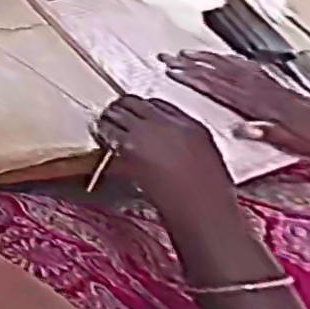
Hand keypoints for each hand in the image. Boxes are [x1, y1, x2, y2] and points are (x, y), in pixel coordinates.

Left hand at [94, 95, 237, 216]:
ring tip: (106, 124)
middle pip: (132, 102)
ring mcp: (146, 133)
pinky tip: (103, 138)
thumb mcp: (203, 153)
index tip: (135, 114)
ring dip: (108, 117)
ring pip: (115, 112)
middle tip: (113, 115)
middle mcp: (168, 124)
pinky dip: (102, 131)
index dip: (142, 108)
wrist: (200, 206)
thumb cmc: (207, 188)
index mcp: (191, 126)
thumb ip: (180, 136)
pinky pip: (106, 129)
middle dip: (120, 107)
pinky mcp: (127, 144)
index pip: (157, 103)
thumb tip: (156, 131)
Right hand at [165, 50, 309, 178]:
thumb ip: (265, 133)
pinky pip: (255, 70)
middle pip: (223, 73)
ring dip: (210, 59)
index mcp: (263, 105)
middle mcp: (266, 92)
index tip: (170, 70)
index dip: (193, 77)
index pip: (220, 88)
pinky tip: (230, 59)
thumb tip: (239, 128)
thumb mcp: (295, 143)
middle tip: (168, 55)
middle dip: (193, 63)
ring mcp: (275, 88)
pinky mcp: (283, 89)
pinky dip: (237, 62)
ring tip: (189, 52)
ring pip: (237, 68)